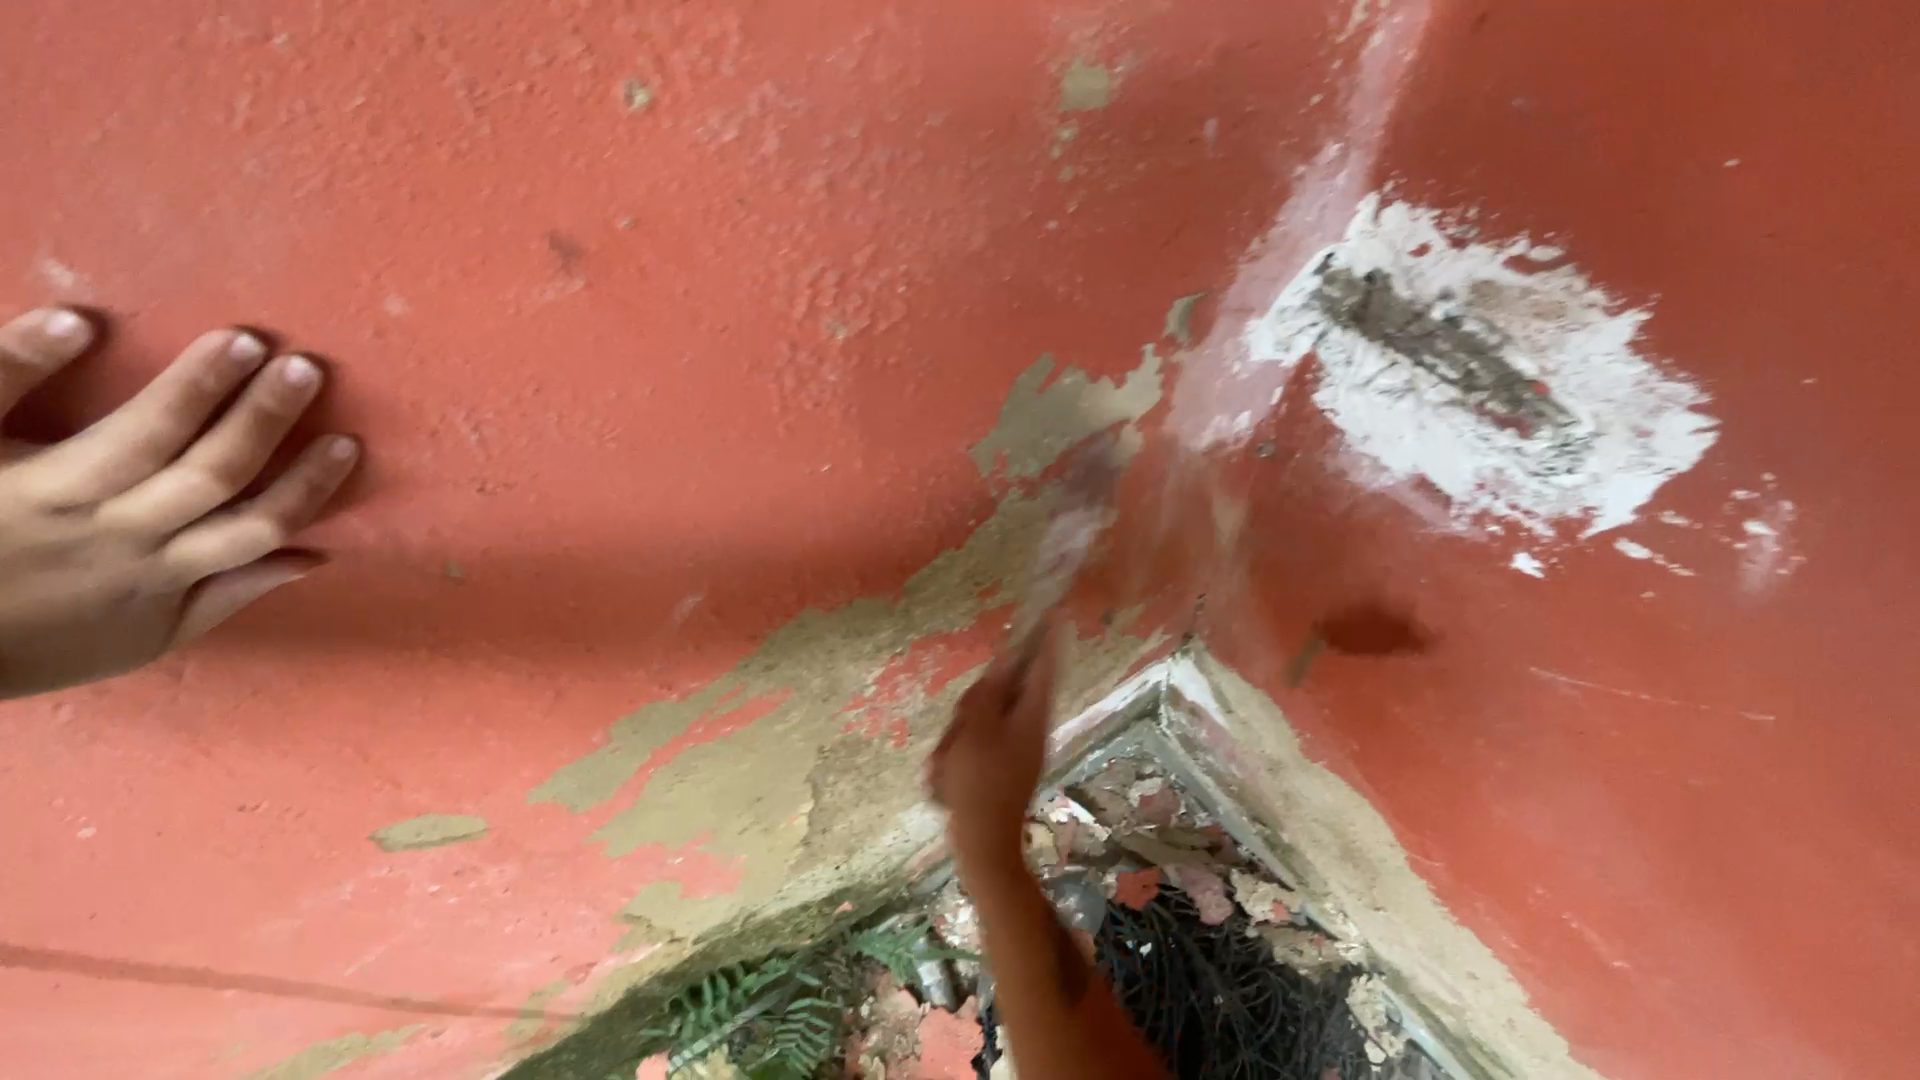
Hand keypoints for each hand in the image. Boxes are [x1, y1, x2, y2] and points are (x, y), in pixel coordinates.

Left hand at [0, 307, 359, 697]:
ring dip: (195, 386)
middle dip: (264, 419)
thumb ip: (226, 596)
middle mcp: (115, 532)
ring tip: (241, 341)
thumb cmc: (30, 645)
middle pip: (213, 471)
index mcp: (160, 572)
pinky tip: (78, 321)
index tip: (345, 442)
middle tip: (303, 368)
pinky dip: (28, 359)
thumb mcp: (143, 640)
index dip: (307, 484)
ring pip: (139, 436)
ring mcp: (38, 496)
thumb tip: (312, 556)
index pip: (258, 525)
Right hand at [927, 624, 1059, 869]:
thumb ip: (990, 691)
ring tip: (949, 760)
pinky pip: (977, 744)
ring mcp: (1015, 750)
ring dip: (960, 733)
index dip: (1046, 639)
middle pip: (1002, 692)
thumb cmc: (979, 782)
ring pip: (983, 718)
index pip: (1043, 666)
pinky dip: (960, 753)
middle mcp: (1029, 729)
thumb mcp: (978, 729)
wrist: (982, 843)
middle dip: (974, 703)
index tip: (1052, 613)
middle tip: (960, 726)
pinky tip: (948, 775)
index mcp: (1032, 716)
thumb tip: (1006, 657)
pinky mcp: (1000, 767)